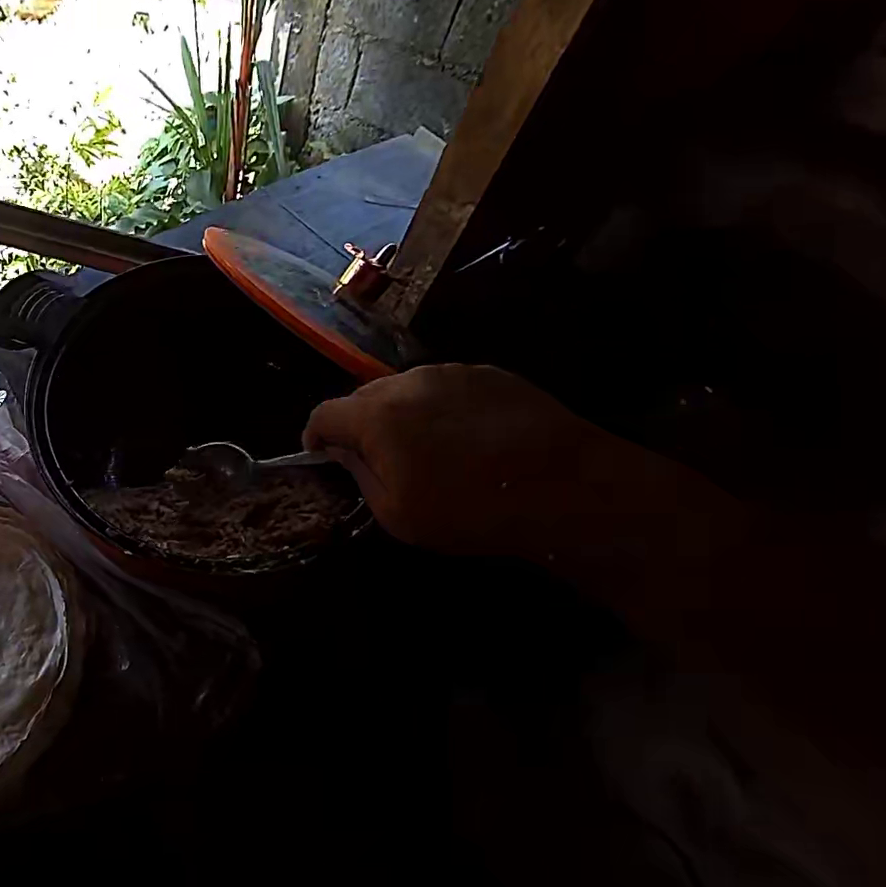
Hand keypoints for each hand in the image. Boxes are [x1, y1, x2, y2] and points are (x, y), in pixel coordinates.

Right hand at [303, 364, 737, 565]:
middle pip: (360, 397)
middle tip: (378, 457)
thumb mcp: (396, 514)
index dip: (315, 436)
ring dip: (398, 413)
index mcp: (375, 416)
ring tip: (426, 447)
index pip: (323, 414)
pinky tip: (465, 437)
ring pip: (402, 389)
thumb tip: (342, 451)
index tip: (322, 455)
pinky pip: (442, 387)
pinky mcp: (487, 373)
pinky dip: (437, 407)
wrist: (570, 489)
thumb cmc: (472, 510)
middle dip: (358, 425)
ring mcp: (449, 373)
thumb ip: (358, 474)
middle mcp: (405, 382)